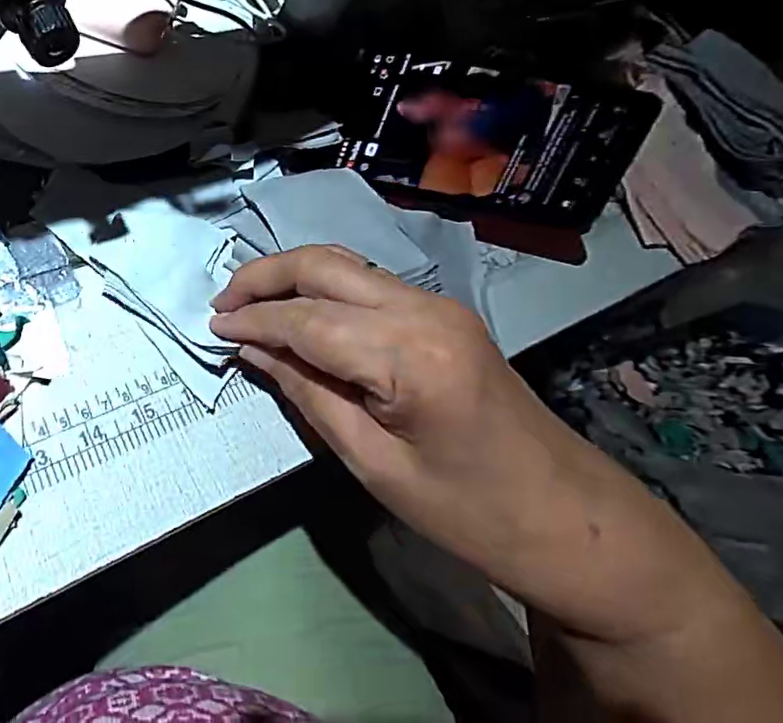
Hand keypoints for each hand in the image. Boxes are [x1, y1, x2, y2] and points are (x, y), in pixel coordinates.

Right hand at [209, 246, 782, 722]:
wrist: (568, 516)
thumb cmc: (469, 512)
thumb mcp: (374, 465)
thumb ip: (310, 395)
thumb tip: (256, 351)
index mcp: (409, 354)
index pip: (309, 318)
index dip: (255, 318)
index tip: (213, 325)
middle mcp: (424, 308)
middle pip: (327, 265)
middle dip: (267, 275)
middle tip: (223, 300)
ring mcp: (439, 304)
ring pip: (348, 266)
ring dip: (295, 276)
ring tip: (251, 302)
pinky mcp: (444, 313)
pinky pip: (370, 285)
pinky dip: (326, 291)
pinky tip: (301, 312)